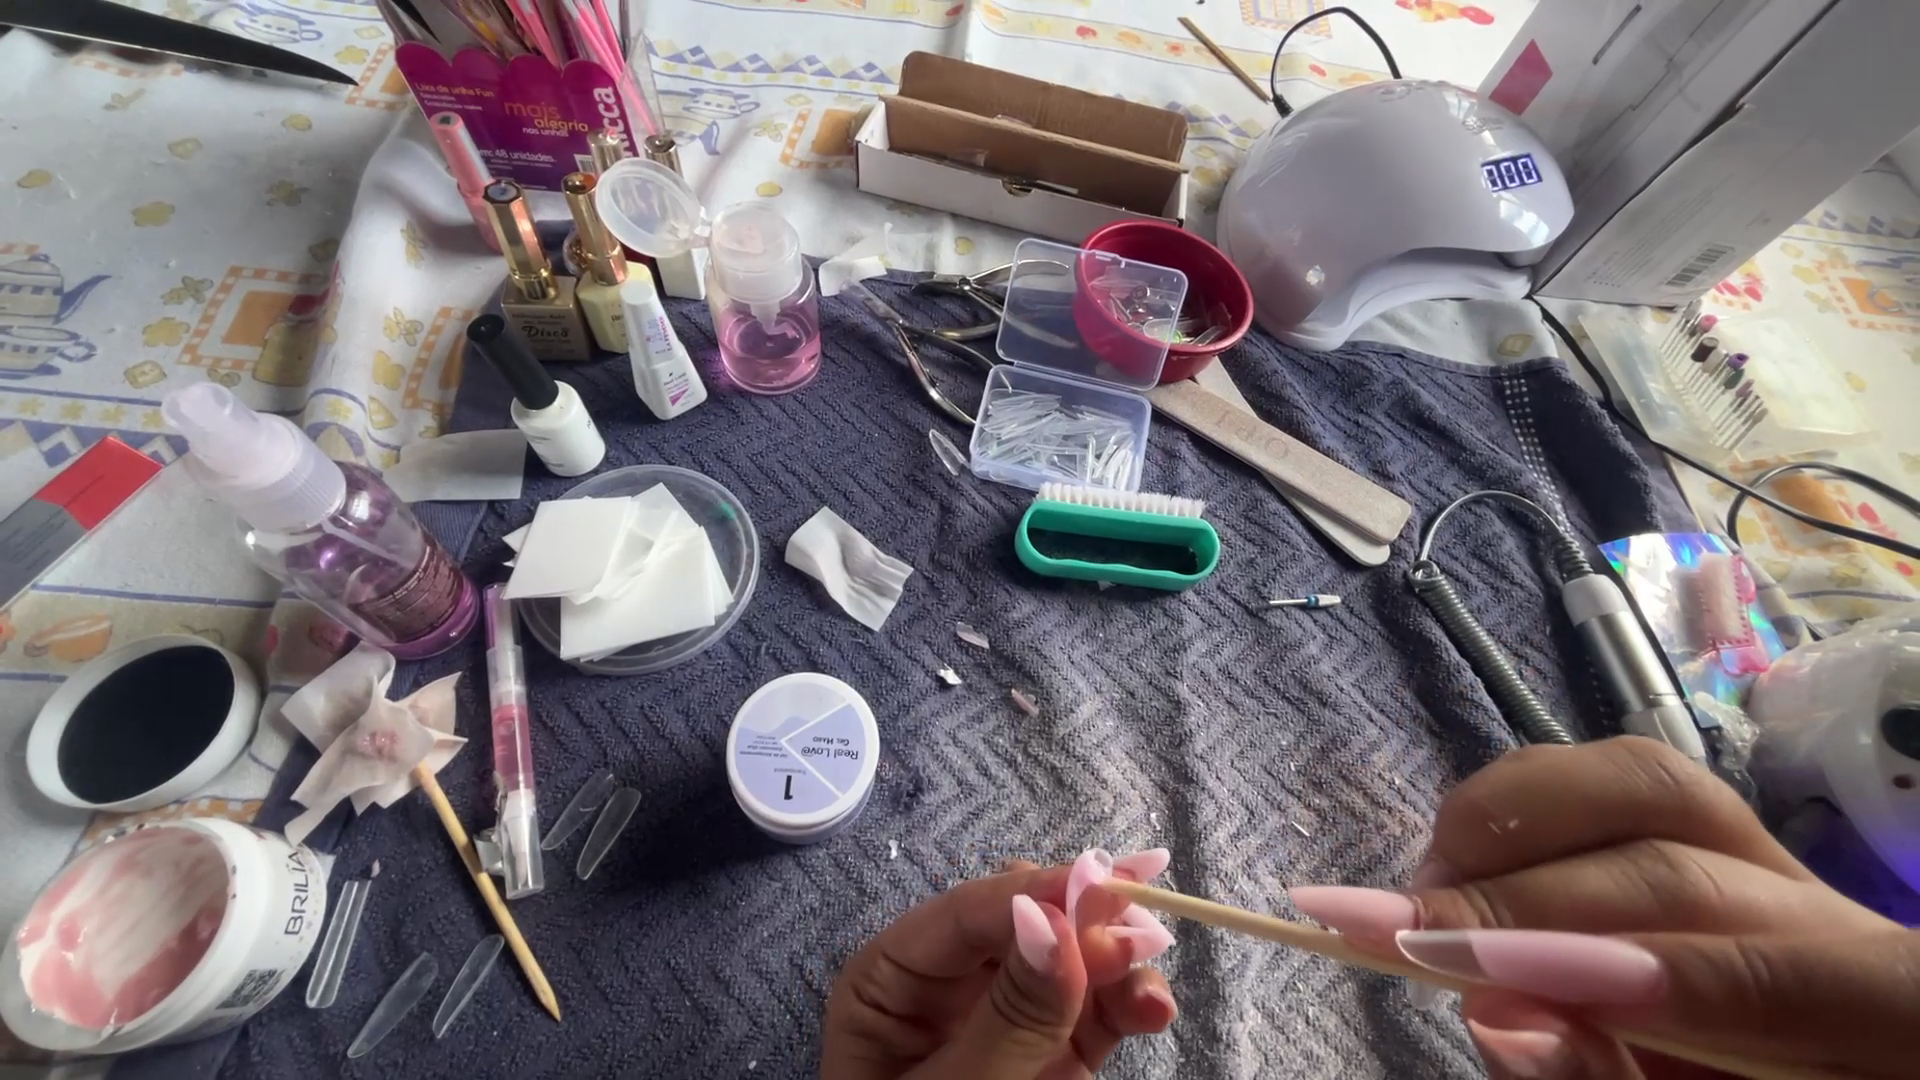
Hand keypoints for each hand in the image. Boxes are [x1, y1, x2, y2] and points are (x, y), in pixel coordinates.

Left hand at [822, 851, 1178, 1079]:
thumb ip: (1007, 1018)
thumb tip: (1053, 920)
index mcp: (893, 976)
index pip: (967, 910)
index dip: (1034, 888)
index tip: (1097, 877)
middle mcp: (951, 981)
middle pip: (1023, 919)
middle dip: (1080, 915)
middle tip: (1134, 917)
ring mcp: (1006, 1012)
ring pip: (1068, 954)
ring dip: (1115, 953)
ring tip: (1148, 966)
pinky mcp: (1055, 1050)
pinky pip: (1095, 1008)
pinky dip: (1128, 999)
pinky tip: (1153, 1004)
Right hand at [1284, 737, 1919, 1078]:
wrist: (1726, 1068)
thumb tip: (1499, 1020)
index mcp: (1900, 1022)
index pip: (1812, 978)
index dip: (1652, 969)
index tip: (1484, 974)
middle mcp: (1839, 917)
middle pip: (1690, 862)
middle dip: (1526, 897)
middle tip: (1406, 929)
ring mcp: (1762, 856)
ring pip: (1641, 777)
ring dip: (1506, 820)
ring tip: (1429, 886)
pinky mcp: (1683, 824)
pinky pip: (1596, 776)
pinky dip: (1509, 806)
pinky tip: (1461, 856)